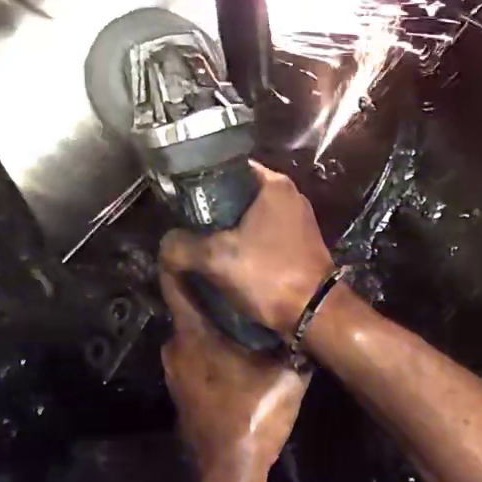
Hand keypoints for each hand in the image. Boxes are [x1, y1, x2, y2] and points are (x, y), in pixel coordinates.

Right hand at [160, 163, 334, 333]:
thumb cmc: (268, 275)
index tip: (181, 197)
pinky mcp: (298, 242)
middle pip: (239, 194)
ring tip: (199, 242)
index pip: (230, 168)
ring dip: (227, 229)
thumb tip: (167, 244)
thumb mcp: (217, 258)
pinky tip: (224, 257)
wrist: (314, 312)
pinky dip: (244, 243)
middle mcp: (289, 195)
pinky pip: (262, 235)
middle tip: (185, 223)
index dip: (202, 180)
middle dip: (212, 209)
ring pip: (250, 217)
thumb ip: (183, 246)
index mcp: (274, 185)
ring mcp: (297, 219)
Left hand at [160, 269, 308, 481]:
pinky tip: (234, 354)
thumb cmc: (254, 411)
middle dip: (210, 295)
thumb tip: (310, 316)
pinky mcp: (181, 394)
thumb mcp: (287, 371)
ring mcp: (175, 374)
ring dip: (211, 325)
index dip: (184, 263)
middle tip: (240, 282)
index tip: (200, 245)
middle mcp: (175, 348)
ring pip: (192, 336)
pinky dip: (209, 350)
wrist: (230, 470)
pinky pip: (194, 358)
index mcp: (193, 334)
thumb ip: (293, 340)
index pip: (177, 286)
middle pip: (188, 309)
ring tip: (242, 315)